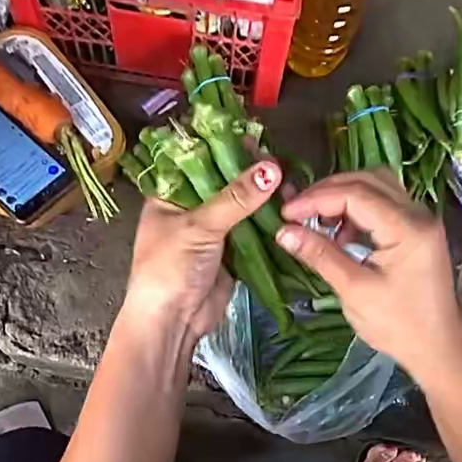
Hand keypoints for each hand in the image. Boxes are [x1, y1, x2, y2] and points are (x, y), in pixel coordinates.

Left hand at [119, 160, 281, 352]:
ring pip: (243, 208)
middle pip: (226, 183)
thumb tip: (272, 168)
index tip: (256, 139)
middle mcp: (192, 209)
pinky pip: (254, 231)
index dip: (226, 149)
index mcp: (171, 195)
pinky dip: (270, 223)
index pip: (200, 160)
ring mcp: (214, 232)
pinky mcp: (233, 252)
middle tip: (281, 166)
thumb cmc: (169, 269)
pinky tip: (289, 211)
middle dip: (253, 176)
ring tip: (291, 187)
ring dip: (265, 199)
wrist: (174, 322)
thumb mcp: (200, 226)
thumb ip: (236, 198)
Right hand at [275, 170, 461, 385]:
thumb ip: (321, 256)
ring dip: (343, 198)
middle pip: (368, 180)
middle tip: (297, 212)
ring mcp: (422, 221)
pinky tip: (341, 235)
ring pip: (377, 187)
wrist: (437, 349)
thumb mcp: (355, 291)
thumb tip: (283, 231)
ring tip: (318, 224)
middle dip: (328, 191)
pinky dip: (358, 211)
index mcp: (408, 228)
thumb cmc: (398, 326)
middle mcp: (419, 214)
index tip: (286, 214)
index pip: (355, 194)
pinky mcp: (418, 231)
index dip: (316, 199)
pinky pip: (385, 204)